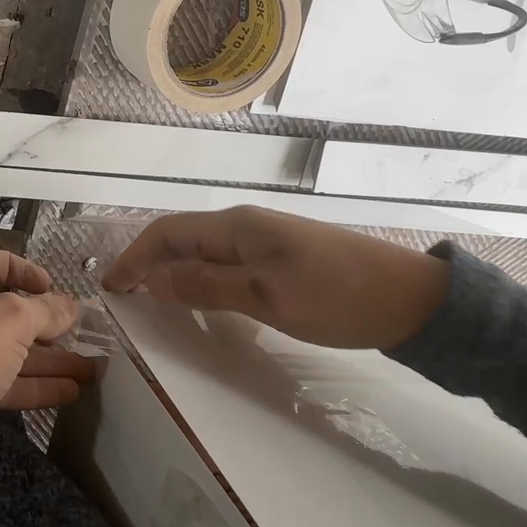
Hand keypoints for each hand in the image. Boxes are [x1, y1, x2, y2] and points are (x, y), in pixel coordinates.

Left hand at [0, 241, 88, 490]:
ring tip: (90, 368)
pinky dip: (36, 384)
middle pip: (2, 308)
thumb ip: (46, 310)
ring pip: (8, 349)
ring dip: (49, 358)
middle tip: (77, 330)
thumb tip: (70, 305)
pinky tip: (71, 392)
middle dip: (43, 320)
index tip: (46, 283)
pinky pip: (4, 380)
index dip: (14, 264)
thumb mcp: (13, 319)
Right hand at [101, 206, 449, 350]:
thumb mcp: (267, 297)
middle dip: (146, 262)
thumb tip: (152, 282)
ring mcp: (265, 240)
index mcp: (236, 227)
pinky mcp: (282, 258)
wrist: (416, 301)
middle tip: (125, 296)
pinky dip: (200, 278)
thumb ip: (206, 286)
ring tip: (153, 300)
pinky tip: (202, 300)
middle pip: (180, 238)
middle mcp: (244, 225)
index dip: (133, 257)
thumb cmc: (337, 296)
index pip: (167, 233)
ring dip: (172, 270)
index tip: (111, 287)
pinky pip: (224, 263)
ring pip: (202, 251)